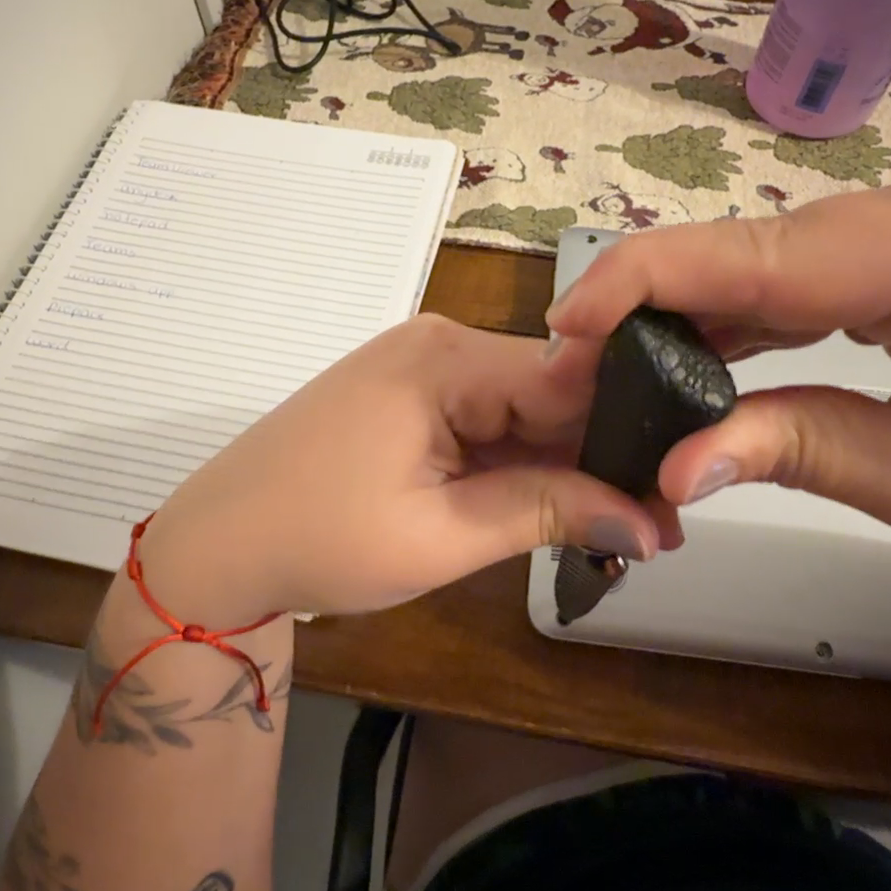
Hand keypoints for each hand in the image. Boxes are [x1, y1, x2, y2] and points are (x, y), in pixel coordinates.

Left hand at [140, 315, 675, 626]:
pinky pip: (484, 421)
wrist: (216, 546)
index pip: (570, 379)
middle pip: (548, 392)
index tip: (674, 495)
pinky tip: (553, 504)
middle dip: (598, 458)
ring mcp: (420, 367)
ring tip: (616, 525)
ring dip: (560, 468)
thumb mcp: (442, 536)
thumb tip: (649, 524)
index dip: (626, 435)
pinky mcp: (408, 396)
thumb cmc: (319, 540)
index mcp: (446, 358)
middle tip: (654, 525)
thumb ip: (547, 515)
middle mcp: (440, 343)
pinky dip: (516, 465)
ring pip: (521, 411)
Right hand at [545, 149, 890, 580]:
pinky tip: (708, 340)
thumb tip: (671, 468)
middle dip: (667, 299)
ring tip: (625, 357)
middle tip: (582, 359)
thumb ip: (802, 454)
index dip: (662, 276)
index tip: (570, 317)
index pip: (786, 250)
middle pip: (777, 241)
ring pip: (791, 246)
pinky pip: (825, 257)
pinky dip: (760, 303)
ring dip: (707, 304)